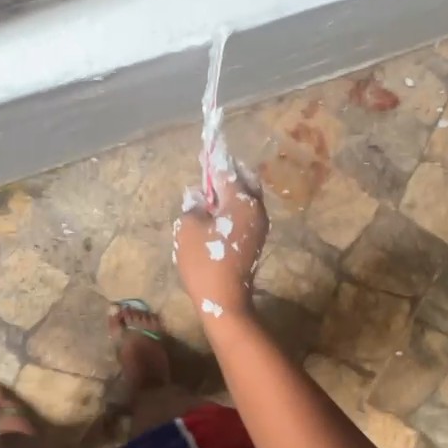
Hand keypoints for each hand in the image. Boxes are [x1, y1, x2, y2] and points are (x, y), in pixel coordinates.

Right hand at [174, 173, 266, 317]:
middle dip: (228, 173)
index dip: (214, 160)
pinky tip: (216, 212)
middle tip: (209, 170)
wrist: (225, 300)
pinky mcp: (255, 240)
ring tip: (209, 191)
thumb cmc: (204, 262)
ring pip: (247, 198)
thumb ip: (193, 204)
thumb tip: (197, 194)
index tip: (207, 147)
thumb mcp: (187, 228)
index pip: (227, 172)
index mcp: (242, 201)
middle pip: (245, 181)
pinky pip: (245, 213)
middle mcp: (256, 209)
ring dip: (230, 191)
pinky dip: (232, 206)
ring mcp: (259, 226)